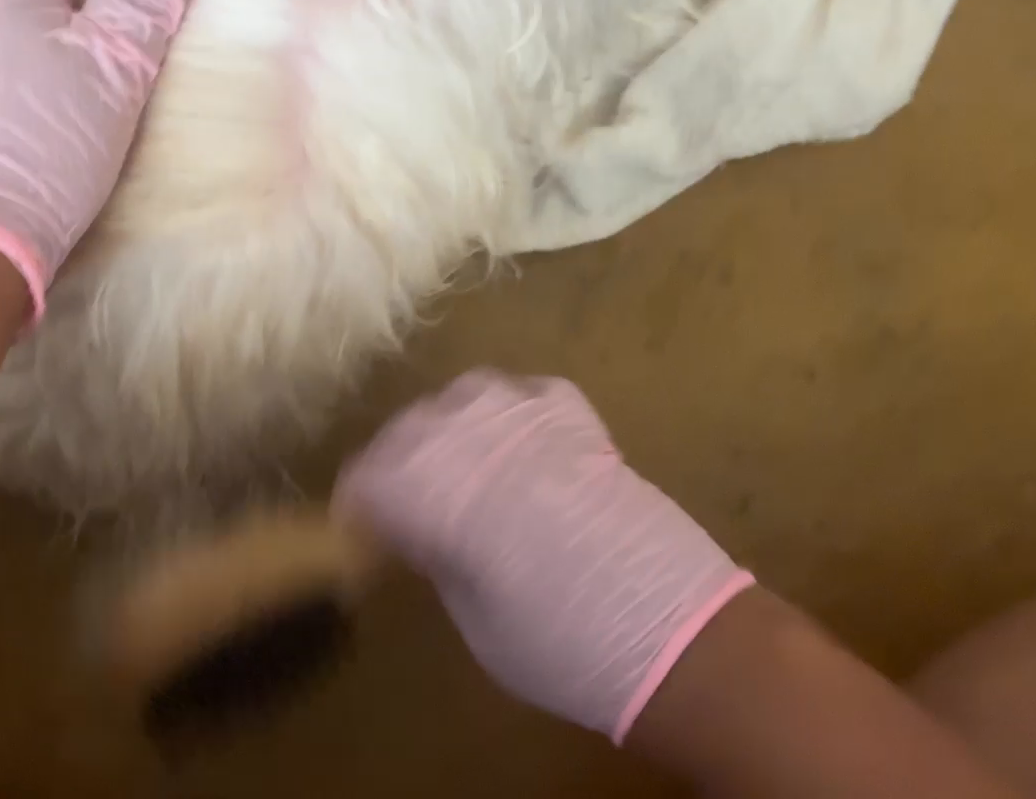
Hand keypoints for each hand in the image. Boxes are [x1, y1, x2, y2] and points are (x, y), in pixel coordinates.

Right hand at [335, 370, 754, 742]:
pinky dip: (510, 415)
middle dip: (396, 470)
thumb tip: (416, 532)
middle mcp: (462, 435)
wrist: (677, 636)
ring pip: (456, 397)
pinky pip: (522, 393)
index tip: (365, 538)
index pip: (363, 481)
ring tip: (460, 467)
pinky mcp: (574, 416)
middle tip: (411, 511)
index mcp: (425, 488)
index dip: (358, 511)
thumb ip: (432, 553)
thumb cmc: (557, 643)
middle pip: (402, 433)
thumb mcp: (469, 615)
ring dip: (447, 432)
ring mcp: (521, 415)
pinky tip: (519, 445)